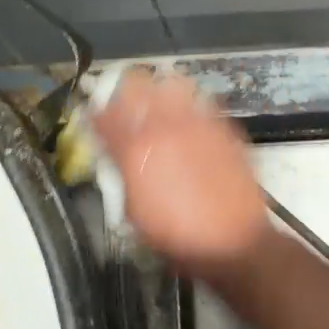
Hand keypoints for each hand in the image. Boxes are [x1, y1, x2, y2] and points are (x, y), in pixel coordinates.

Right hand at [93, 67, 272, 272]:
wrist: (234, 243)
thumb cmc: (179, 238)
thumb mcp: (135, 211)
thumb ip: (123, 173)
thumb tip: (119, 155)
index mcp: (135, 149)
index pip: (103, 115)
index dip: (94, 115)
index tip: (94, 119)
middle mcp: (166, 127)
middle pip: (136, 85)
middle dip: (126, 93)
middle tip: (125, 108)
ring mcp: (200, 124)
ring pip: (172, 84)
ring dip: (160, 92)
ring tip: (159, 107)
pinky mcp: (226, 130)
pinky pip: (203, 104)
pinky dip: (191, 108)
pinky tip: (190, 124)